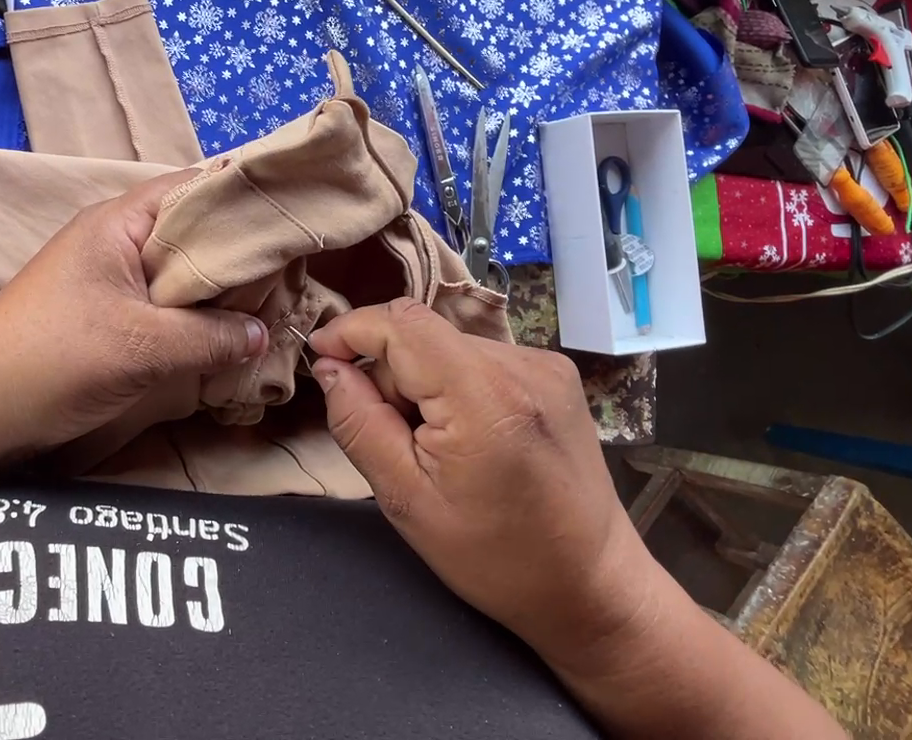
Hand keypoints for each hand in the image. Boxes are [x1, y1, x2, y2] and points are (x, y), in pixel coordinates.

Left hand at [0, 168, 267, 464]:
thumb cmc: (52, 361)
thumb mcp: (140, 348)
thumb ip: (210, 337)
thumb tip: (264, 333)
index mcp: (119, 222)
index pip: (196, 187)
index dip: (246, 197)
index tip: (295, 214)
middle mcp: (117, 238)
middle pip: (193, 229)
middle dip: (241, 249)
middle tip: (296, 267)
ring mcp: (111, 275)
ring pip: (181, 269)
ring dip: (220, 287)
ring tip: (275, 299)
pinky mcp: (109, 311)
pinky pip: (165, 301)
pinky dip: (197, 313)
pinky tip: (230, 331)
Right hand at [307, 299, 658, 664]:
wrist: (592, 587)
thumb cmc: (495, 558)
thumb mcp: (406, 499)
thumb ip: (359, 423)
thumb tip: (328, 366)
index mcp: (485, 397)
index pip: (402, 324)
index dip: (352, 330)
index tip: (319, 354)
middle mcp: (522, 364)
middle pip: (422, 335)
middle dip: (388, 373)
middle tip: (392, 438)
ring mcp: (545, 364)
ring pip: (445, 345)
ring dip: (420, 381)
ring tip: (435, 445)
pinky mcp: (555, 372)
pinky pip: (476, 356)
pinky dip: (452, 383)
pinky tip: (467, 435)